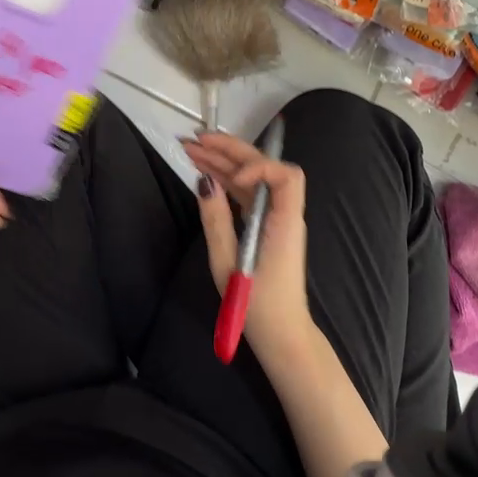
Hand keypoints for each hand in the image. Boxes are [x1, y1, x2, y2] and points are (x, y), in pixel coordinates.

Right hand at [181, 130, 314, 357]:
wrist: (281, 336)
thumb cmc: (257, 305)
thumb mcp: (227, 263)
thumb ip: (215, 220)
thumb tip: (204, 181)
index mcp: (284, 222)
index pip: (286, 175)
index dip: (259, 166)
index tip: (233, 177)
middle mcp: (284, 214)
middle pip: (264, 169)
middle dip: (230, 151)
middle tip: (196, 140)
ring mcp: (276, 219)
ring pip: (252, 180)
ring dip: (223, 163)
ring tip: (191, 151)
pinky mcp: (266, 227)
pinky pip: (248, 195)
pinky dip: (227, 181)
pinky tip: (205, 174)